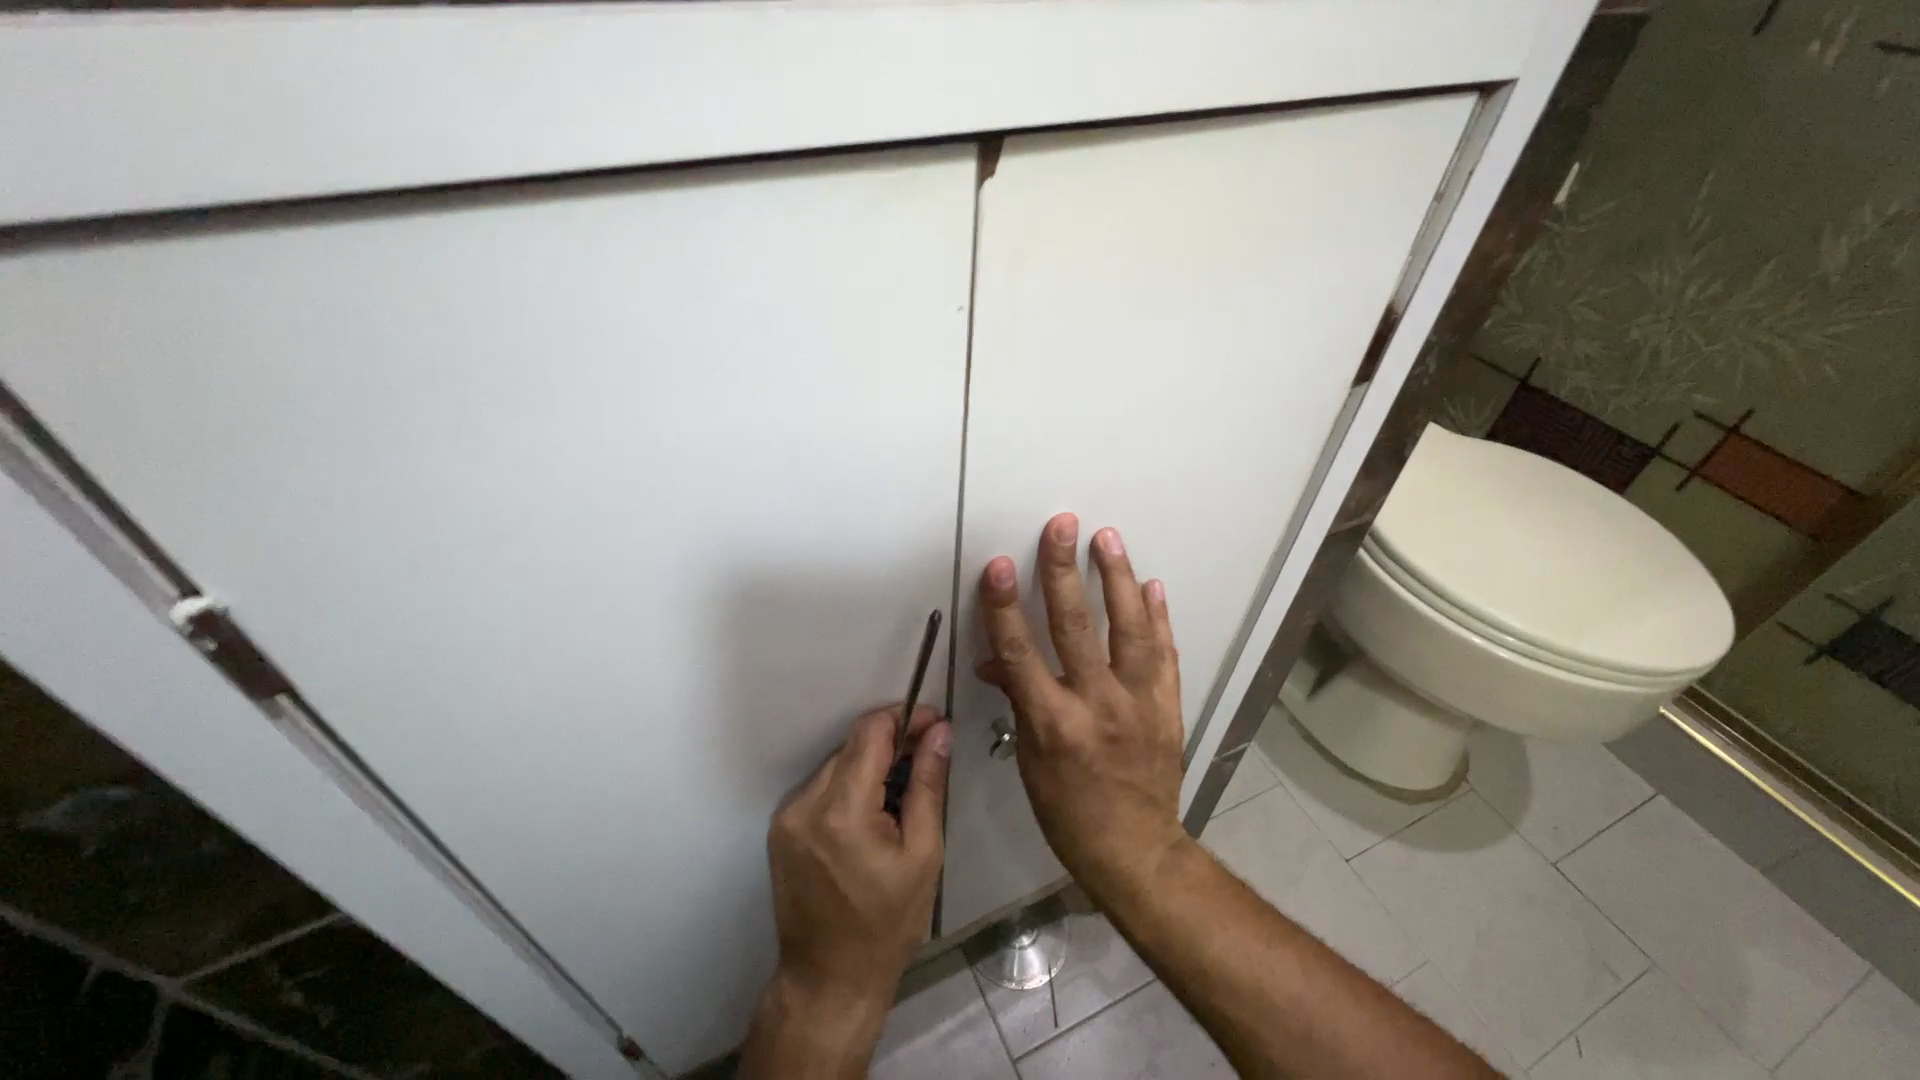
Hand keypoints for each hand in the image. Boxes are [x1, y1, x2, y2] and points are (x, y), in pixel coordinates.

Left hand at [763, 705, 949, 1025]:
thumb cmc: (887, 924)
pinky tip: (872, 815)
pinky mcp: (781, 830)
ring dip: (870, 768)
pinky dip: (849, 790)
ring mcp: (787, 817)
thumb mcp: (923, 854)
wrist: (831, 978)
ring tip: (902, 795)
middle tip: (928, 761)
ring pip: (837, 766)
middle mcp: (805, 805)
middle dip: (892, 745)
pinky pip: (821, 790)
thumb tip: (939, 733)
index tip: (934, 725)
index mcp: (842, 811)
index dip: (905, 718)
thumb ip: (928, 784)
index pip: (871, 733)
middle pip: (853, 747)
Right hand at [977, 513, 1187, 901]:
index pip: (1021, 652)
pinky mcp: (1168, 706)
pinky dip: (1159, 618)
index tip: (1000, 564)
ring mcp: (1139, 702)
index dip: (1006, 605)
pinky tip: (1153, 586)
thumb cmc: (1068, 810)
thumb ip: (1018, 702)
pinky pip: (1165, 654)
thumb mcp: (1031, 760)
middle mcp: (1097, 704)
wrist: (1134, 847)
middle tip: (1062, 526)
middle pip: (1075, 627)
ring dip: (1117, 579)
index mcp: (1053, 723)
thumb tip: (994, 661)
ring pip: (1129, 629)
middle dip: (1063, 571)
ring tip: (1109, 538)